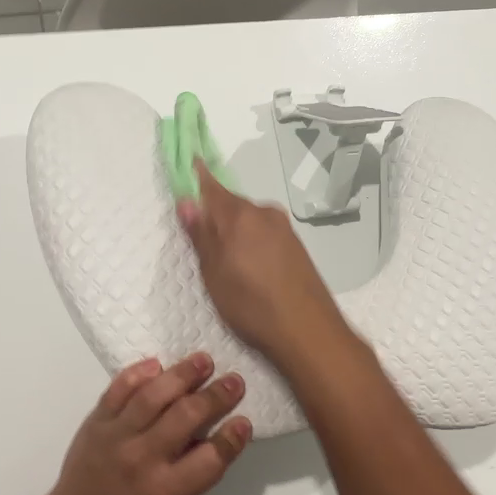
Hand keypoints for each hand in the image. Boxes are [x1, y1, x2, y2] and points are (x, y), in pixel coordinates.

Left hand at [0, 354, 251, 494]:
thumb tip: (204, 438)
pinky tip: (157, 363)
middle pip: (186, 417)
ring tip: (203, 360)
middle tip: (234, 380)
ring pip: (153, 395)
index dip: (231, 438)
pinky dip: (137, 373)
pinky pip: (118, 389)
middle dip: (216, 396)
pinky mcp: (96, 421)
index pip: (210, 458)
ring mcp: (117, 435)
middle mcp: (143, 458)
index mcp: (166, 491)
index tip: (245, 420)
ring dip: (182, 374)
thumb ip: (192, 480)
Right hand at [177, 162, 346, 362]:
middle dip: (215, 214)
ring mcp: (283, 228)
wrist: (308, 331)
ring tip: (227, 264)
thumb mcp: (213, 273)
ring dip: (235, 231)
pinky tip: (250, 268)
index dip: (198, 177)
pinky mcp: (296, 244)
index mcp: (239, 215)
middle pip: (230, 204)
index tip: (189, 163)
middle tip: (201, 241)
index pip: (211, 187)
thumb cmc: (250, 304)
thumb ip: (200, 235)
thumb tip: (186, 201)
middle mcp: (263, 213)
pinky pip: (264, 232)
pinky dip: (252, 241)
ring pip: (249, 220)